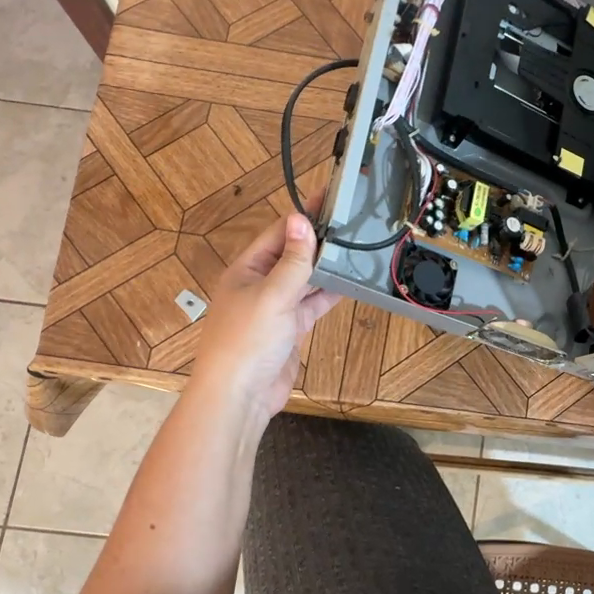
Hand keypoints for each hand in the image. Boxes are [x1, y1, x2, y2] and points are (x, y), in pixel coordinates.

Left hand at [188, 211, 343, 427]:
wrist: (239, 395)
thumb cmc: (247, 340)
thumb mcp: (272, 295)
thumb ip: (293, 261)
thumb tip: (302, 220)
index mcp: (246, 270)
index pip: (278, 234)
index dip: (303, 216)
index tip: (329, 198)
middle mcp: (259, 285)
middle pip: (292, 255)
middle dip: (317, 240)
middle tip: (349, 222)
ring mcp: (275, 308)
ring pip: (304, 280)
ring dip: (325, 267)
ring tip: (354, 248)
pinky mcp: (289, 330)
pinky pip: (311, 305)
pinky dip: (328, 295)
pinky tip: (348, 284)